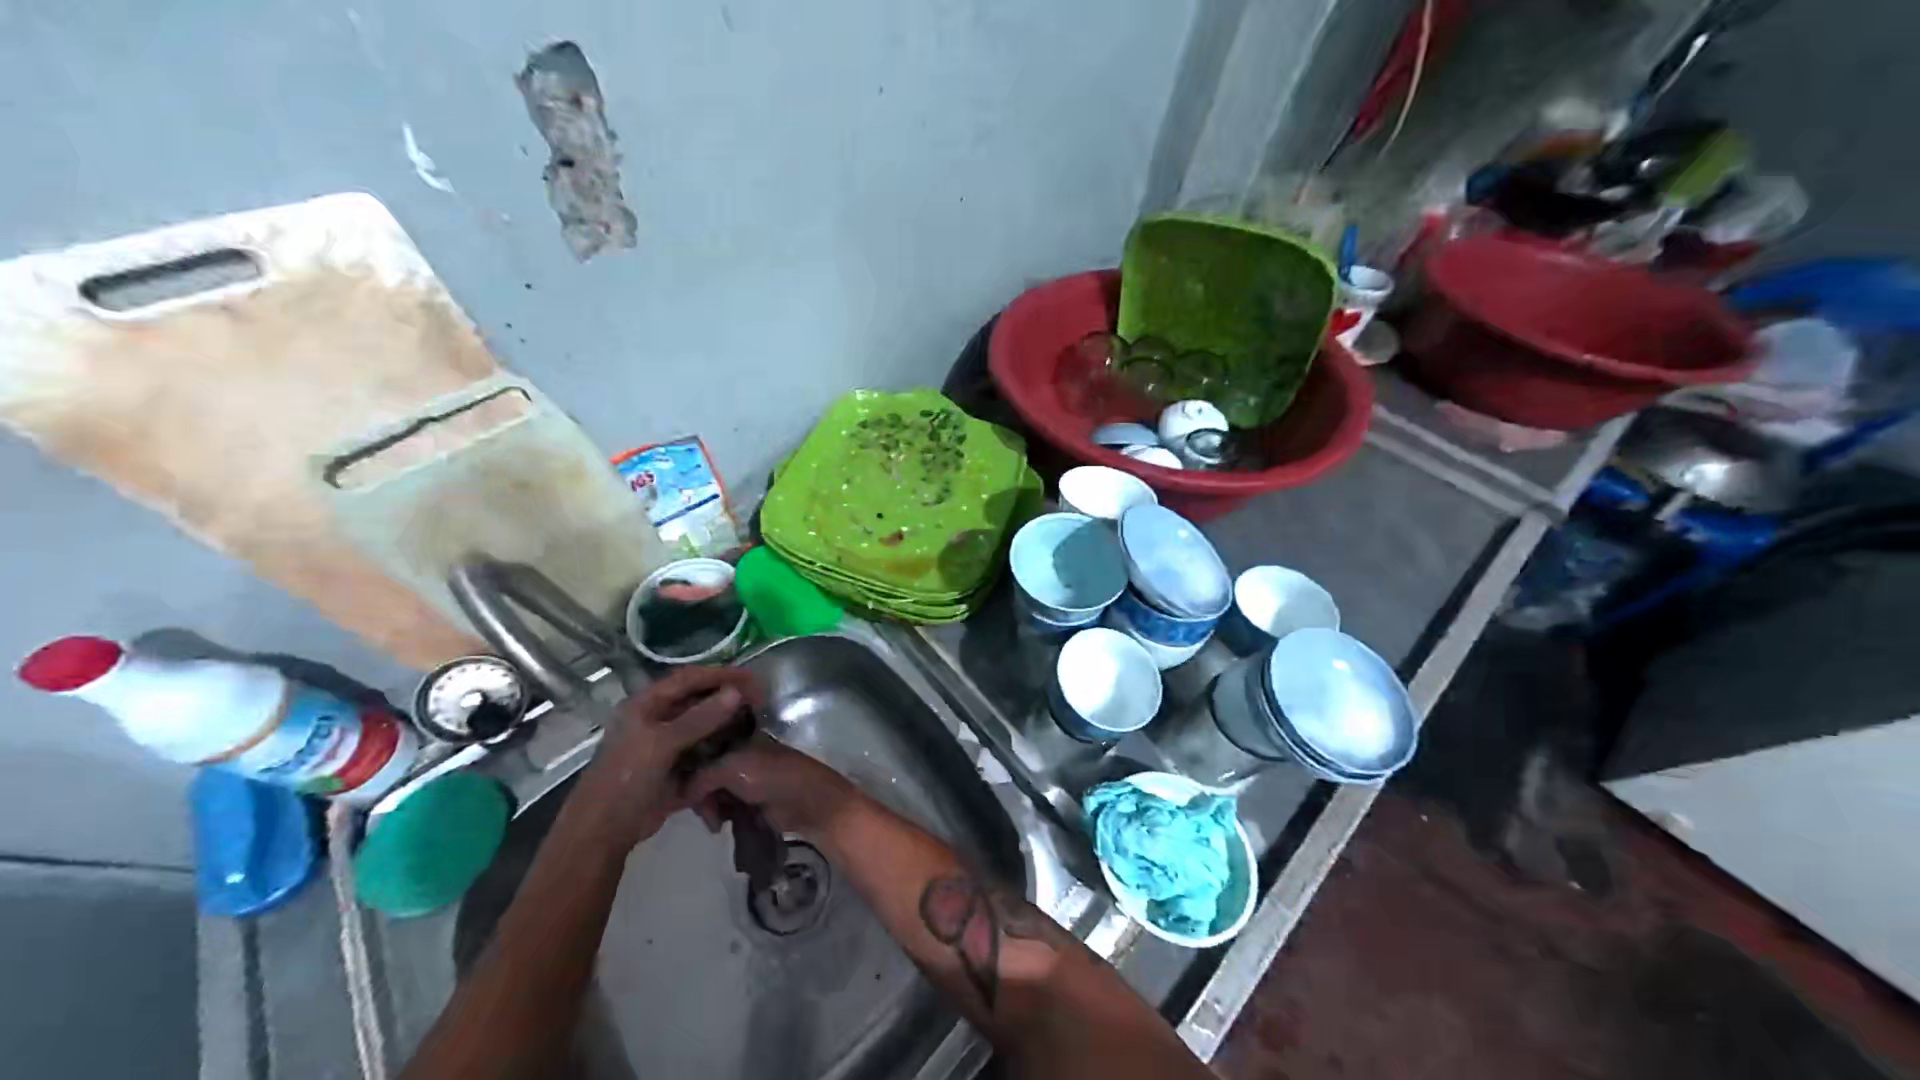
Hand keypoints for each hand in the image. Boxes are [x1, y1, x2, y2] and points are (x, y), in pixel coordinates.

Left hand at [570, 666, 765, 851]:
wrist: (604, 833)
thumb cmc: (626, 779)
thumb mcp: (661, 744)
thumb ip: (700, 718)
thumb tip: (736, 691)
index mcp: (645, 706)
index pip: (688, 679)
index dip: (720, 675)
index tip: (751, 678)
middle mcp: (657, 721)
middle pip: (698, 702)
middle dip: (728, 700)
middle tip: (760, 700)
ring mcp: (667, 747)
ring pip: (704, 729)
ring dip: (728, 726)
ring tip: (757, 723)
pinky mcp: (677, 771)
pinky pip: (705, 755)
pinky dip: (722, 753)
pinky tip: (743, 751)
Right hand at [686, 735, 858, 839]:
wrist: (806, 803)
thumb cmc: (772, 777)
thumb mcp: (733, 769)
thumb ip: (703, 776)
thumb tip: (681, 793)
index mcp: (738, 739)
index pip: (702, 749)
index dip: (688, 767)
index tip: (675, 787)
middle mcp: (739, 755)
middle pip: (705, 773)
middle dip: (699, 793)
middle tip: (704, 811)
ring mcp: (745, 779)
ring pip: (713, 792)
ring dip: (709, 808)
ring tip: (714, 821)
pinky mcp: (750, 800)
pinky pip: (724, 806)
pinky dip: (719, 815)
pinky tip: (719, 824)